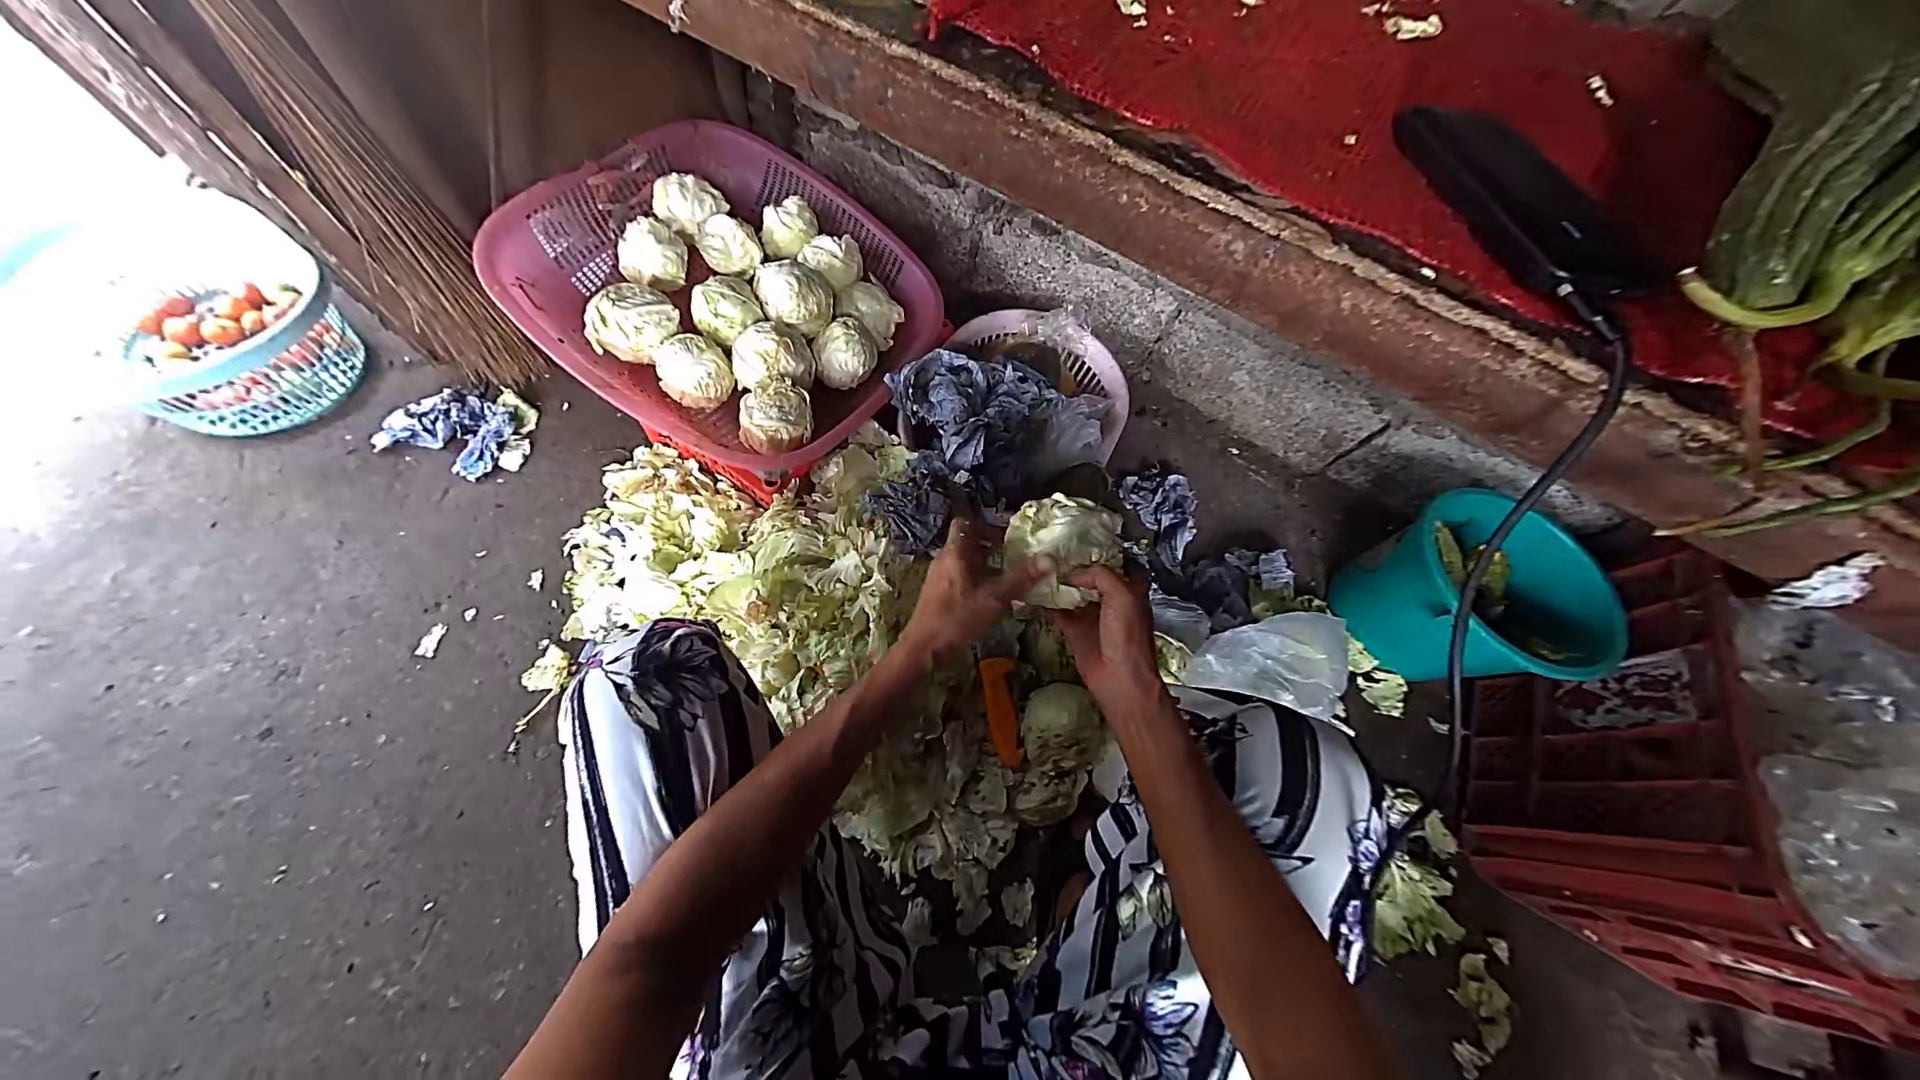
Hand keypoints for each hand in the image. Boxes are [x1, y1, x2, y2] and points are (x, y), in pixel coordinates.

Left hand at [898, 518, 1052, 662]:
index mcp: (954, 552)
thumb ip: (1021, 578)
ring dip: (986, 566)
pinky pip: (960, 577)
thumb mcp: (994, 598)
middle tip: (1013, 558)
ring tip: (1007, 578)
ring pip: (965, 562)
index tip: (1006, 539)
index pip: (966, 523)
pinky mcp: (938, 593)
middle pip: (967, 543)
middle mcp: (944, 559)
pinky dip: (977, 581)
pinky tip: (991, 598)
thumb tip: (1050, 558)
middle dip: (991, 549)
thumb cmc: (957, 618)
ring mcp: (939, 577)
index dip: (986, 526)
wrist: (924, 648)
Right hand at [1047, 564, 1169, 715]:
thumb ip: (1101, 576)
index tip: (1073, 544)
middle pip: (1089, 577)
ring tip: (1039, 568)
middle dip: (1072, 566)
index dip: (1095, 554)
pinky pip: (1058, 612)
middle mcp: (1110, 599)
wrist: (1119, 678)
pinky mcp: (1074, 630)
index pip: (1111, 564)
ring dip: (1058, 584)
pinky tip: (1032, 593)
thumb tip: (1074, 573)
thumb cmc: (1127, 635)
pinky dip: (1046, 604)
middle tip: (1050, 553)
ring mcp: (1091, 615)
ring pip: (1072, 593)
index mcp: (1128, 589)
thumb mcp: (1122, 596)